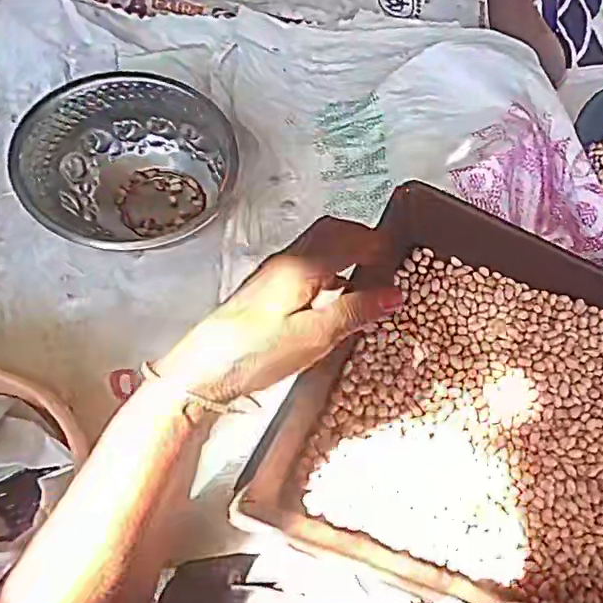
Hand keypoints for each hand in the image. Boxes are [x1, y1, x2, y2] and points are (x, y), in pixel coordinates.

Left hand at [151, 218, 403, 402]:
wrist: (204, 370)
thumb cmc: (253, 354)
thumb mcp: (315, 336)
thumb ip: (355, 311)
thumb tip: (392, 294)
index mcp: (300, 267)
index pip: (348, 238)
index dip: (377, 243)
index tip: (398, 254)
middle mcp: (286, 262)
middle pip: (332, 232)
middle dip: (363, 240)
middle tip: (386, 258)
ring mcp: (275, 274)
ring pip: (318, 247)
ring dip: (347, 253)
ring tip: (368, 277)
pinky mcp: (268, 290)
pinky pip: (307, 267)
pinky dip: (331, 271)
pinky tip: (337, 296)